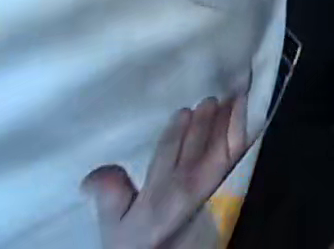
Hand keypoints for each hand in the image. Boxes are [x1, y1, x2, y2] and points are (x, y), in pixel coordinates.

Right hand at [85, 87, 254, 248]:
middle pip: (197, 149)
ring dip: (225, 121)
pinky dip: (242, 128)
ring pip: (221, 148)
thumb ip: (109, 196)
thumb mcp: (115, 227)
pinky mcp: (229, 182)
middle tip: (209, 99)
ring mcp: (212, 185)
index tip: (183, 112)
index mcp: (158, 195)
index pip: (167, 159)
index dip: (176, 135)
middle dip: (202, 124)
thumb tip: (90, 175)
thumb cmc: (138, 240)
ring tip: (229, 98)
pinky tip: (243, 107)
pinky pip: (237, 152)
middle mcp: (188, 188)